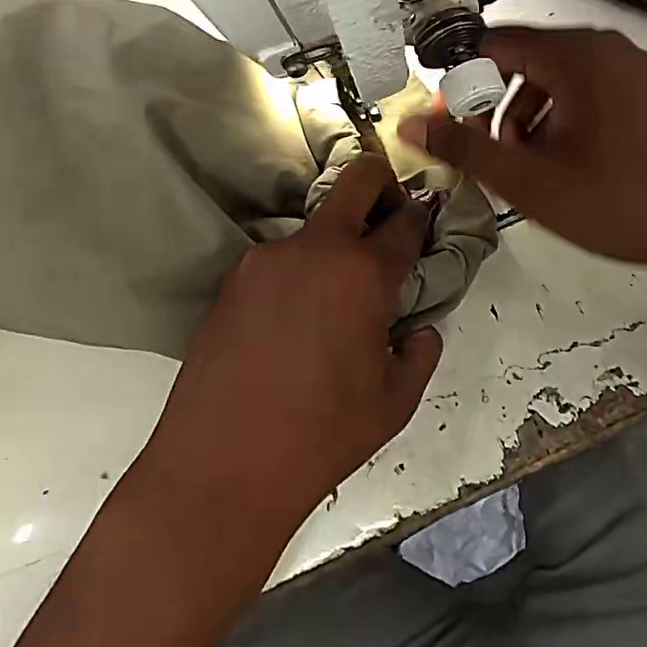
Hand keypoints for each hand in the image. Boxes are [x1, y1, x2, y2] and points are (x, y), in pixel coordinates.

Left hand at [156, 154, 443, 514]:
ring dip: (335, 247)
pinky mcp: (233, 281)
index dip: (421, 218)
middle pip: (357, 179)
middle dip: (382, 184)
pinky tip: (294, 325)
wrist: (222, 466)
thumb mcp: (396, 400)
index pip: (405, 222)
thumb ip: (420, 353)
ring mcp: (267, 261)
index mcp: (364, 275)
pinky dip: (300, 275)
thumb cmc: (322, 435)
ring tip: (333, 305)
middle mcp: (315, 251)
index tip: (424, 222)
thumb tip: (417, 330)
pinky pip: (280, 262)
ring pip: (315, 229)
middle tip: (389, 219)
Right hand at [399, 25, 646, 276]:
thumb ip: (466, 148)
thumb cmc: (624, 203)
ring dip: (529, 116)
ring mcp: (635, 70)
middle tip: (491, 152)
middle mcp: (609, 50)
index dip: (463, 83)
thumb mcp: (530, 182)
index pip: (495, 45)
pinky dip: (564, 119)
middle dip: (497, 105)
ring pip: (557, 79)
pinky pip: (589, 91)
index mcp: (579, 56)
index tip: (453, 122)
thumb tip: (416, 126)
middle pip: (526, 60)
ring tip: (529, 166)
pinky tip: (567, 163)